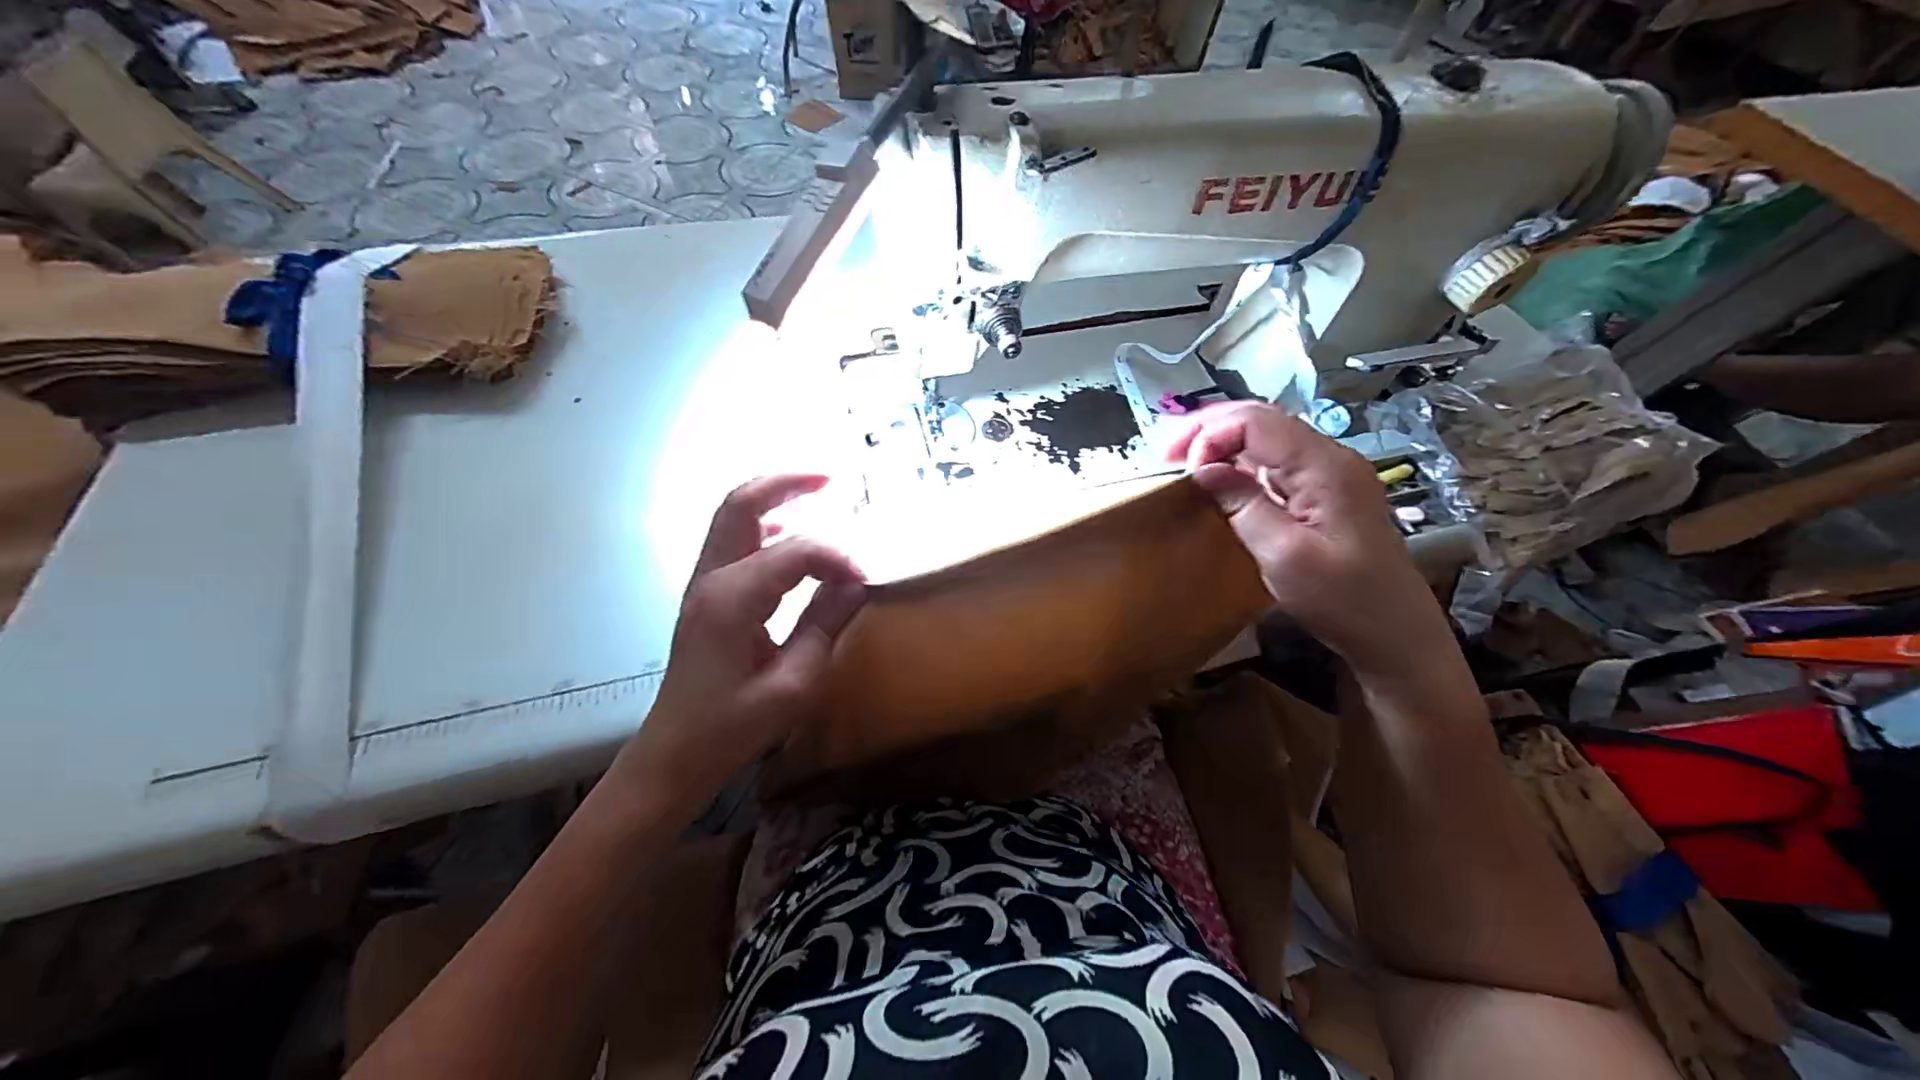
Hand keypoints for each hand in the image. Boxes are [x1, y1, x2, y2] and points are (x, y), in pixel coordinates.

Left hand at [621, 475, 865, 807]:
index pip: (793, 553)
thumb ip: (825, 626)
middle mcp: (710, 579)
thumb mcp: (792, 686)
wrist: (677, 752)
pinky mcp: (707, 594)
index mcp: (730, 601)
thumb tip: (856, 582)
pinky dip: (764, 522)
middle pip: (741, 504)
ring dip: (773, 496)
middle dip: (786, 482)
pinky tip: (789, 529)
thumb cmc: (732, 727)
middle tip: (832, 476)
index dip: (837, 558)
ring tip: (817, 490)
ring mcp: (702, 583)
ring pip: (733, 516)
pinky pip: (734, 540)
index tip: (866, 579)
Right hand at [1168, 403, 1449, 671]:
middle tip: (1166, 452)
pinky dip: (1239, 463)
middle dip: (1209, 428)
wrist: (1395, 635)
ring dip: (1221, 442)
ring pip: (1266, 438)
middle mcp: (1329, 458)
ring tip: (1182, 460)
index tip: (1181, 470)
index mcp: (1324, 466)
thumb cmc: (1342, 600)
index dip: (1210, 435)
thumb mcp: (1284, 556)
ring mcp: (1329, 474)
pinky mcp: (1324, 493)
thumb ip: (1241, 505)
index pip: (1256, 422)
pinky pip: (1274, 463)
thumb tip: (1202, 470)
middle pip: (1261, 420)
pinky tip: (1217, 478)